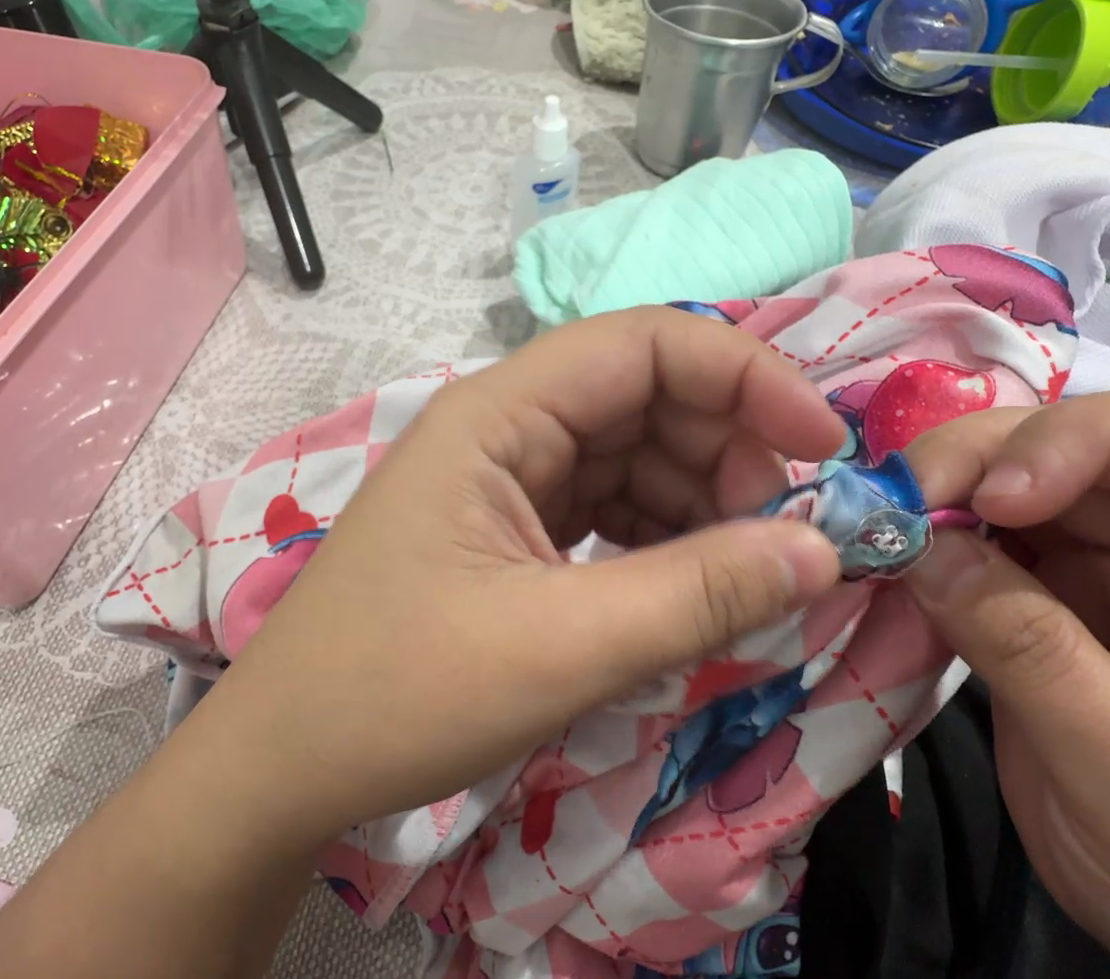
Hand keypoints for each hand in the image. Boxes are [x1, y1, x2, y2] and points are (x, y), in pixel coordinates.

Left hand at [179, 306, 847, 845]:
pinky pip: (608, 512)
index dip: (746, 377)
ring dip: (702, 504)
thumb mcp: (562, 646)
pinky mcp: (509, 534)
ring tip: (745, 577)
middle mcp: (503, 429)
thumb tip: (824, 550)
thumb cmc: (402, 693)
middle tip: (786, 539)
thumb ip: (699, 594)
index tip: (823, 448)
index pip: (645, 343)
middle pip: (647, 398)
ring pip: (634, 459)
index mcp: (498, 416)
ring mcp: (504, 482)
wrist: (286, 765)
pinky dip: (662, 542)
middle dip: (729, 453)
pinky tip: (691, 589)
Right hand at [901, 391, 1109, 978]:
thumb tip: (923, 550)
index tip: (996, 498)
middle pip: (1079, 455)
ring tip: (873, 533)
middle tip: (893, 505)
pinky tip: (881, 568)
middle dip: (979, 462)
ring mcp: (1103, 587)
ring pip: (1010, 496)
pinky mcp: (1036, 617)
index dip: (1089, 439)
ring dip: (936, 503)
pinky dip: (920, 553)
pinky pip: (971, 556)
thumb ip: (1038, 660)